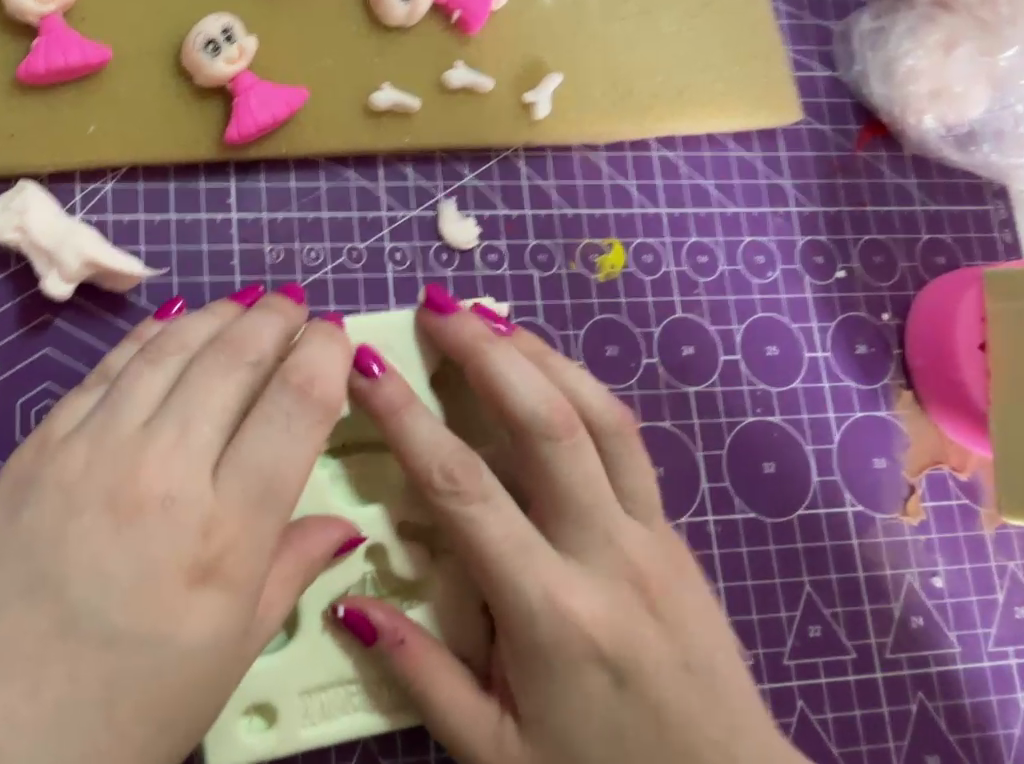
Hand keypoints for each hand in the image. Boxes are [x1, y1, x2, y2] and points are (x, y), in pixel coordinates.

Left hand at [0, 286, 360, 763]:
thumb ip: (288, 572)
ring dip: (215, 316)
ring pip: (169, 350)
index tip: (335, 337)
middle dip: (274, 321)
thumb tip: (341, 524)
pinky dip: (149, 338)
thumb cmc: (123, 709)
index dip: (323, 357)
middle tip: (295, 305)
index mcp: (225, 533)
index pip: (294, 408)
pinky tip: (171, 325)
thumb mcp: (228, 655)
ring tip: (244, 304)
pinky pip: (107, 369)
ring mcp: (93, 447)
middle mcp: (163, 470)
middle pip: (233, 361)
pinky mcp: (41, 442)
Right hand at [334, 285, 803, 763]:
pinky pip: (625, 443)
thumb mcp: (495, 754)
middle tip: (435, 305)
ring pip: (600, 417)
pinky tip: (541, 370)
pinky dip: (577, 388)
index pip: (463, 489)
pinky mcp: (677, 537)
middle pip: (547, 424)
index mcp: (552, 611)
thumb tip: (347, 600)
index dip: (406, 418)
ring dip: (539, 354)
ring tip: (486, 315)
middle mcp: (608, 556)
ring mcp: (654, 539)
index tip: (365, 364)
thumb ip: (419, 673)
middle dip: (485, 353)